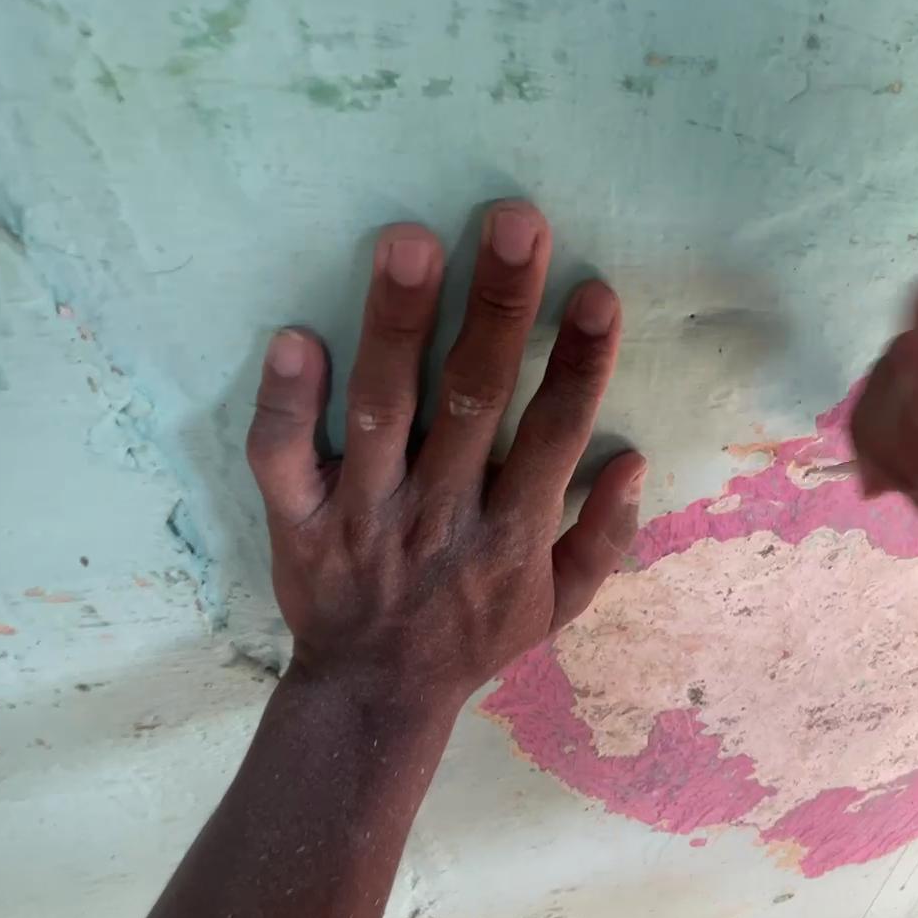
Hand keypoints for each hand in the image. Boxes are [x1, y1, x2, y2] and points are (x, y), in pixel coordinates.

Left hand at [245, 201, 645, 712]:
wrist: (376, 694)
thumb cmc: (478, 637)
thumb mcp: (562, 606)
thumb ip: (603, 537)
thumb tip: (632, 459)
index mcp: (511, 538)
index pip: (554, 438)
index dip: (581, 366)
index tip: (597, 294)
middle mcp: (441, 517)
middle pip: (474, 402)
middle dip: (499, 310)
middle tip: (514, 223)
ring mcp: (363, 517)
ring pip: (381, 412)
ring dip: (395, 326)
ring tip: (409, 242)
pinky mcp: (298, 524)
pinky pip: (284, 460)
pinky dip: (285, 404)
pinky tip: (295, 338)